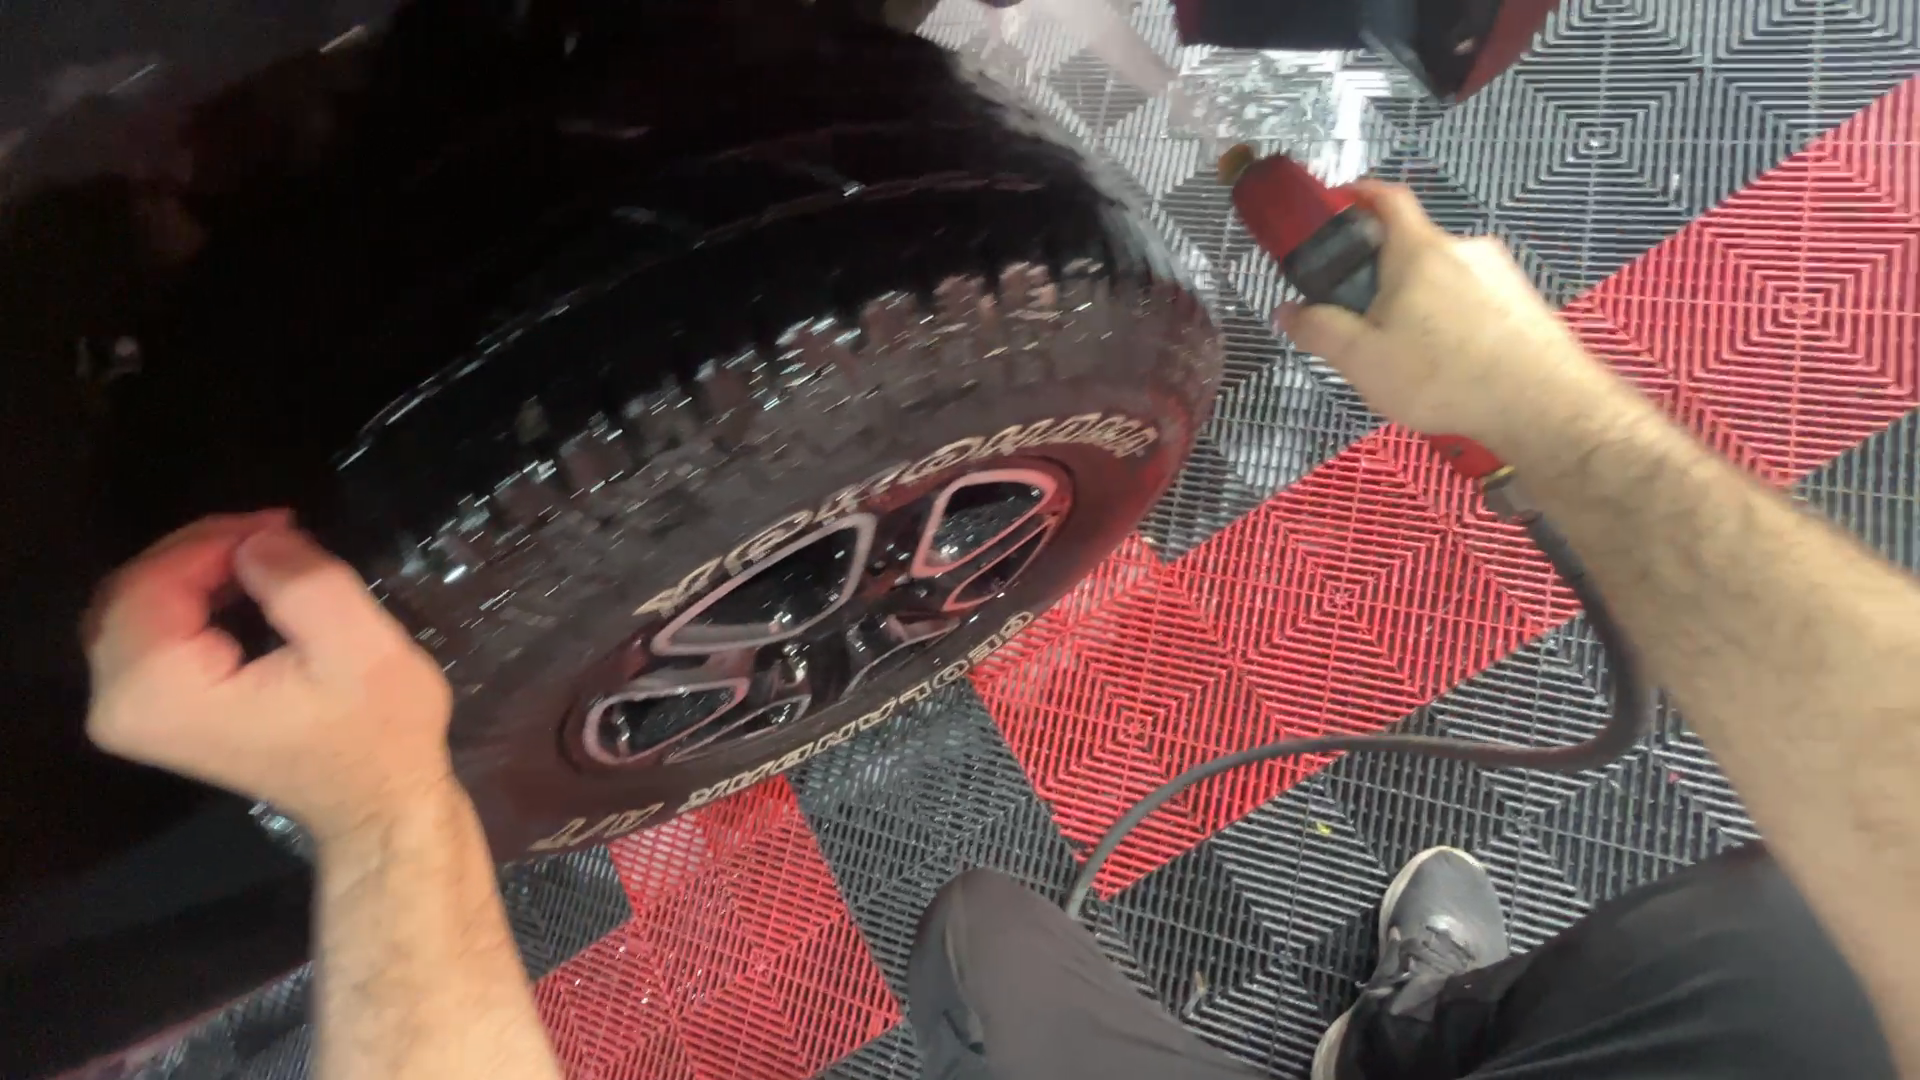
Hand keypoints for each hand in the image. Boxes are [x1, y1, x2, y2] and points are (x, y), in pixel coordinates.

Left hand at [84, 512, 455, 843]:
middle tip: (278, 532)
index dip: (212, 540)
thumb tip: (263, 540)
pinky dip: (196, 603)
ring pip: (137, 613)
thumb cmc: (379, 728)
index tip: (285, 521)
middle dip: (201, 551)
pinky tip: (248, 594)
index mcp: (159, 691)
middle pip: (129, 597)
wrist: (381, 799)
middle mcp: (119, 707)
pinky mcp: (159, 715)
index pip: (151, 585)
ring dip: (199, 573)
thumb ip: (307, 585)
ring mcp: (133, 716)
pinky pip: (154, 638)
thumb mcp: (364, 649)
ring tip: (270, 556)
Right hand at [1275, 180, 1609, 443]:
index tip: (1334, 201)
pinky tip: (1439, 364)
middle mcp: (1463, 250)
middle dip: (1377, 277)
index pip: (1386, 199)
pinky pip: (1465, 300)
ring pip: (1436, 279)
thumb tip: (1288, 311)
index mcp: (1419, 252)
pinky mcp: (1518, 302)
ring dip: (1411, 305)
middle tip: (1356, 321)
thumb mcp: (1360, 358)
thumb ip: (1317, 329)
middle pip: (1407, 249)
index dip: (1356, 194)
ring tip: (1399, 355)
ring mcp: (1497, 274)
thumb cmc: (1444, 377)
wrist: (1540, 404)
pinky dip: (1443, 321)